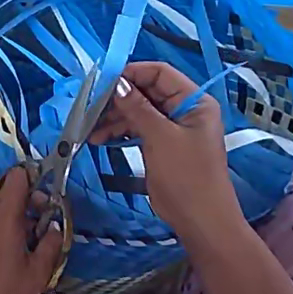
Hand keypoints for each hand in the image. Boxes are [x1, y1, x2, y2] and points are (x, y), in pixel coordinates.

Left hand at [0, 166, 61, 293]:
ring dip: (11, 219)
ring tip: (22, 247)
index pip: (18, 176)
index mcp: (4, 213)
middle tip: (40, 230)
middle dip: (27, 205)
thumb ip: (51, 245)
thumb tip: (55, 228)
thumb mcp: (37, 273)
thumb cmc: (0, 291)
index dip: (34, 181)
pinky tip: (1, 255)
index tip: (45, 203)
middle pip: (8, 193)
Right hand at [88, 62, 244, 243]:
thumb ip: (137, 107)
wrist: (200, 220)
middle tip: (92, 106)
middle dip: (119, 98)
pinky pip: (138, 128)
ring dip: (115, 117)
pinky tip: (100, 138)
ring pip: (139, 110)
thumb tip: (116, 83)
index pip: (160, 73)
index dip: (132, 73)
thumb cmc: (186, 175)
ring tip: (92, 128)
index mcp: (194, 100)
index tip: (103, 82)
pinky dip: (120, 131)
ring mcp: (173, 127)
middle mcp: (185, 109)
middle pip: (147, 91)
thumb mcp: (160, 137)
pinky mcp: (162, 144)